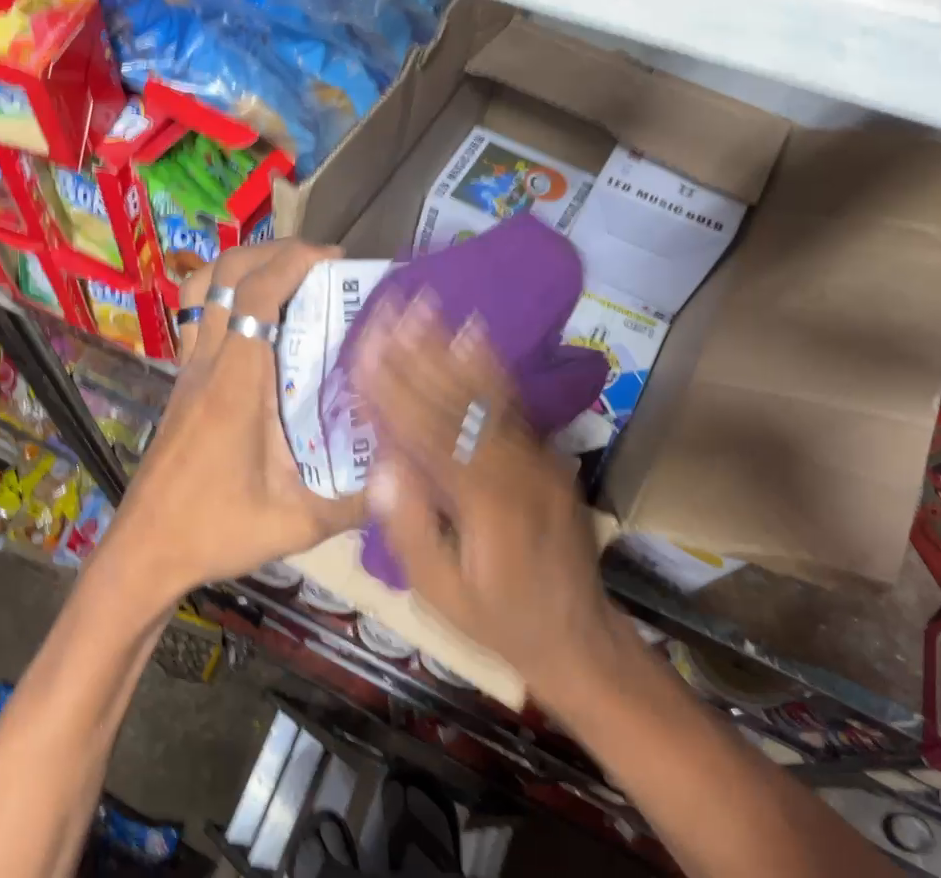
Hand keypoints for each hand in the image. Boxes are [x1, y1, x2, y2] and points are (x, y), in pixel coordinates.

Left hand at [99, 241, 362, 602]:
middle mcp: (207, 365)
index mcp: (237, 384)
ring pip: (199, 292)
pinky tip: (258, 330)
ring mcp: (186, 374)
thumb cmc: (216, 531)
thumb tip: (406, 477)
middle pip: (223, 275)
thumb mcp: (298, 524)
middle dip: (271, 252)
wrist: (145, 551)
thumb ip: (355, 502)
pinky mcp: (179, 388)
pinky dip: (225, 302)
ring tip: (283, 280)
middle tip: (317, 265)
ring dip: (239, 270)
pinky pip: (196, 321)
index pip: (256, 295)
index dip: (294, 261)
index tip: (334, 259)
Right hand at [353, 295, 624, 699]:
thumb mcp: (443, 593)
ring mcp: (536, 457)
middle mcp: (513, 468)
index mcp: (484, 503)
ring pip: (486, 392)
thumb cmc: (499, 620)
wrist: (578, 634)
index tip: (363, 350)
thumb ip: (413, 529)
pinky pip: (512, 404)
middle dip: (418, 352)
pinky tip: (475, 334)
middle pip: (457, 400)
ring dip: (450, 347)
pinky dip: (489, 364)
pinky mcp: (546, 456)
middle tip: (390, 309)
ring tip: (425, 306)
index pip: (427, 433)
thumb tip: (384, 467)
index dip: (392, 389)